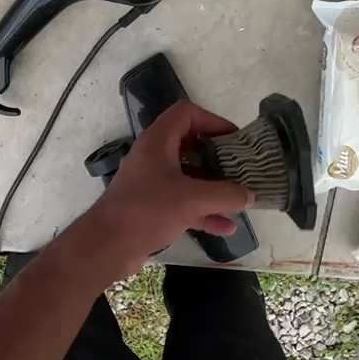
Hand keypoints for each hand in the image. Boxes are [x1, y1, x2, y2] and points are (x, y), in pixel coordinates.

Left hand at [71, 101, 252, 279]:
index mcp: (158, 142)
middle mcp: (153, 158)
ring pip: (188, 177)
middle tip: (239, 168)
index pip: (186, 113)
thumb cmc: (147, 211)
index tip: (233, 139)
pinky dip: (202, 211)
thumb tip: (251, 194)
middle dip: (217, 158)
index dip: (212, 120)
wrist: (108, 246)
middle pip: (190, 146)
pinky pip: (182, 203)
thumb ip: (225, 194)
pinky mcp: (151, 207)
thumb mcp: (192, 200)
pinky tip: (225, 227)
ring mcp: (151, 183)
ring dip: (213, 188)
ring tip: (238, 198)